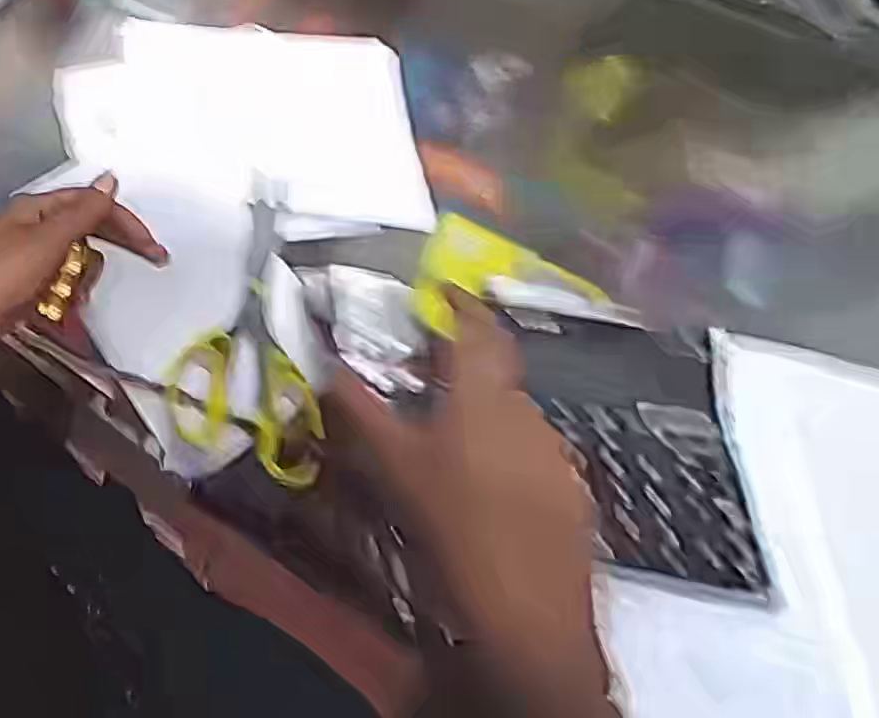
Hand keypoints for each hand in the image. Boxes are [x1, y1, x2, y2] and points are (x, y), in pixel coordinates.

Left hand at [0, 174, 166, 378]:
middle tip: (152, 262)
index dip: (123, 220)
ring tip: (70, 296)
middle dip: (111, 248)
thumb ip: (81, 213)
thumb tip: (110, 179)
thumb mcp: (45, 242)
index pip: (90, 204)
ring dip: (82, 280)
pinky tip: (59, 310)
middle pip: (86, 231)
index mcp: (35, 210)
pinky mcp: (25, 288)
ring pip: (76, 262)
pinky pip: (60, 286)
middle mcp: (32, 229)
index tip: (153, 247)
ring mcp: (28, 260)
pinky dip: (66, 298)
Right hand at [328, 291, 610, 713]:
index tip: (442, 288)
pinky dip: (499, 438)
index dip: (463, 304)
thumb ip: (354, 402)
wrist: (523, 605)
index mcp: (483, 398)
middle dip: (457, 361)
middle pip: (493, 371)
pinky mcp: (570, 489)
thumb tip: (324, 361)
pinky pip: (528, 445)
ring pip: (510, 411)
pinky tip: (474, 469)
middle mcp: (528, 416)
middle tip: (416, 369)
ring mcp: (557, 455)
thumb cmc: (446, 514)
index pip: (480, 333)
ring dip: (477, 403)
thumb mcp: (385, 455)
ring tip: (439, 422)